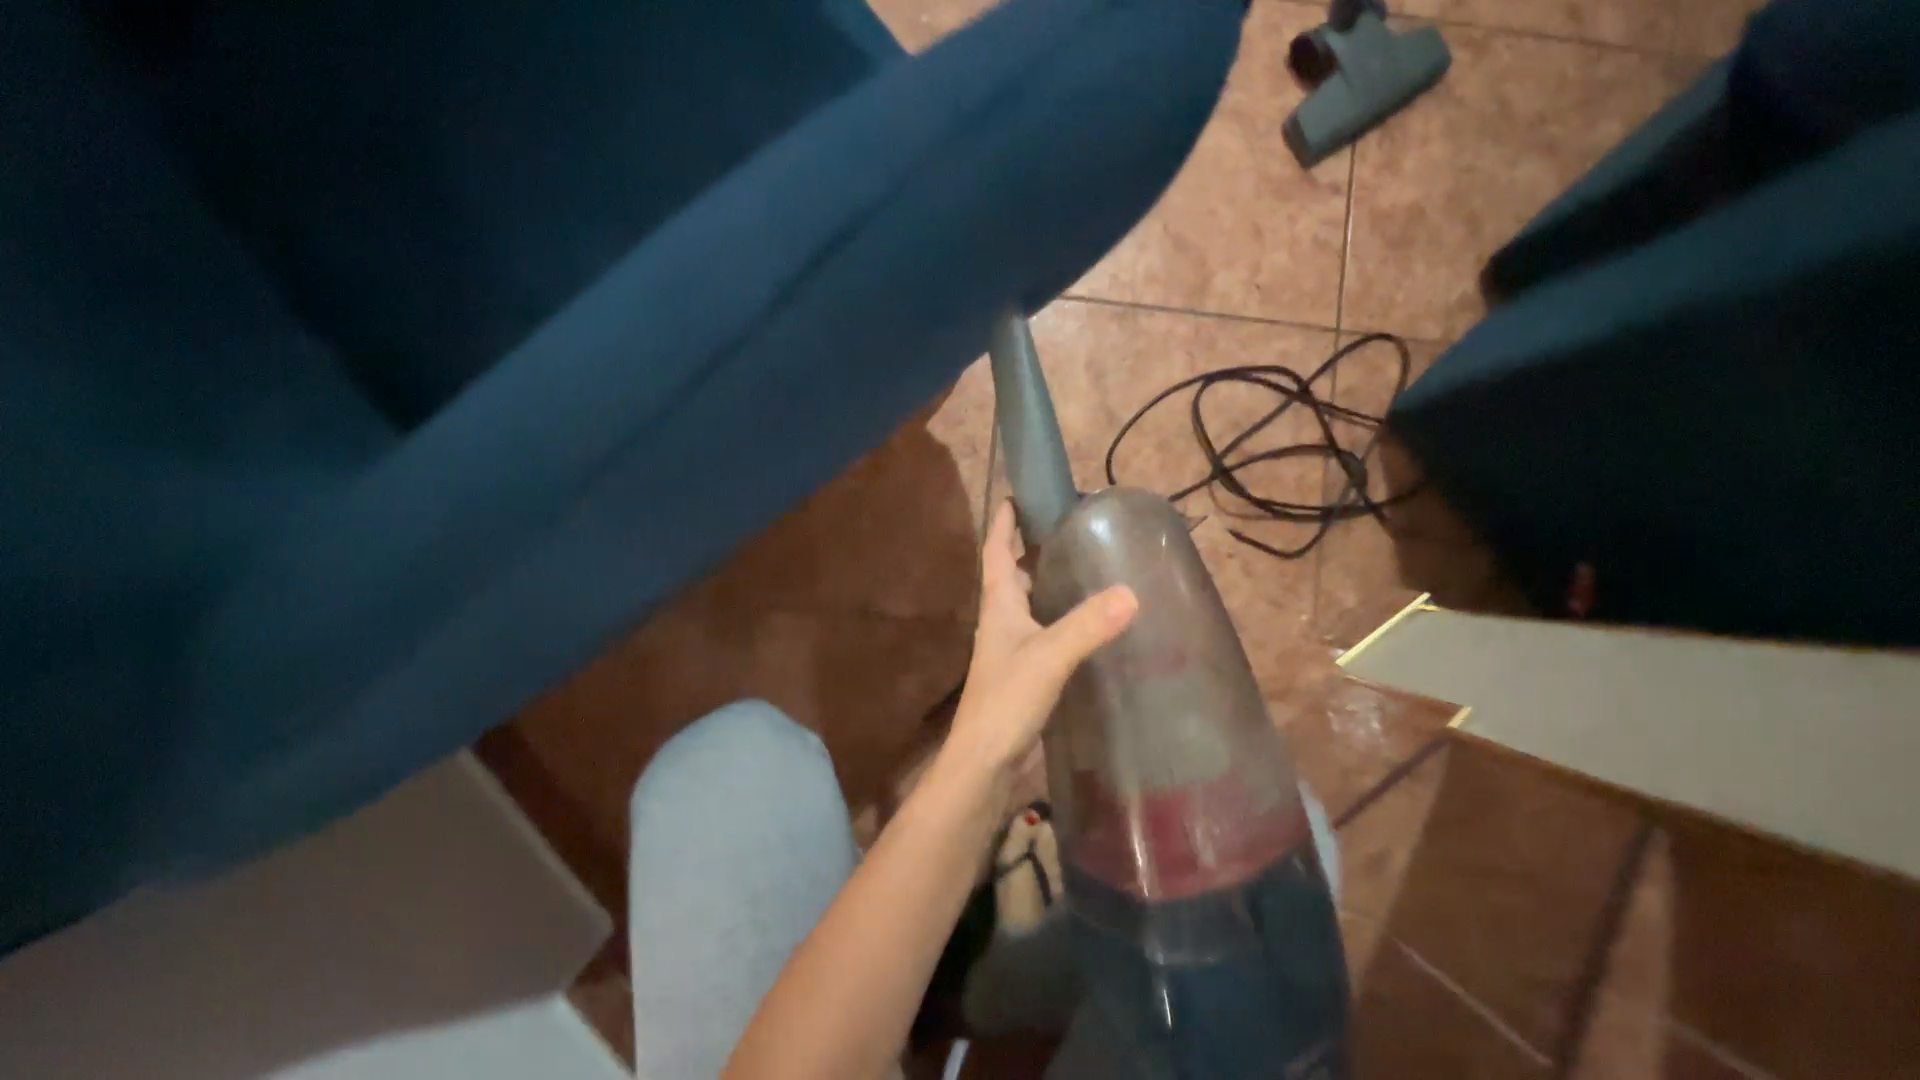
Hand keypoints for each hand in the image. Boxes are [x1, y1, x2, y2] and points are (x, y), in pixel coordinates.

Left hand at [941, 501, 1138, 782]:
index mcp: (998, 605)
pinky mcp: (1025, 675)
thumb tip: (1131, 591)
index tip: (1018, 494)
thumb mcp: (1049, 657)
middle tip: (1072, 530)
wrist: (984, 762)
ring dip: (1051, 585)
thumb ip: (1087, 625)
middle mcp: (1002, 621)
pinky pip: (1045, 635)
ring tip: (1089, 569)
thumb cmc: (1006, 701)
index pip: (996, 551)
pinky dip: (1063, 621)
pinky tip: (1091, 627)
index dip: (1003, 522)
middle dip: (1034, 549)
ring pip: (1031, 606)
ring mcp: (1011, 650)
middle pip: (1014, 574)